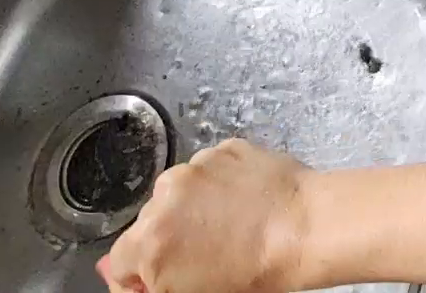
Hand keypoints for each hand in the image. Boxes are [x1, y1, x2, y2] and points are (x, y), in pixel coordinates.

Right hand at [98, 138, 319, 292]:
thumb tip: (122, 273)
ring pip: (179, 191)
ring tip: (227, 223)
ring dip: (191, 206)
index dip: (143, 276)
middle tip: (203, 252)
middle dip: (167, 238)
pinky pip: (211, 169)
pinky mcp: (230, 146)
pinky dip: (219, 182)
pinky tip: (244, 199)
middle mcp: (167, 193)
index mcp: (148, 239)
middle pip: (150, 222)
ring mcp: (201, 164)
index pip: (120, 262)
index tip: (169, 280)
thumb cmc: (249, 275)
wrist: (305, 226)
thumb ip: (146, 291)